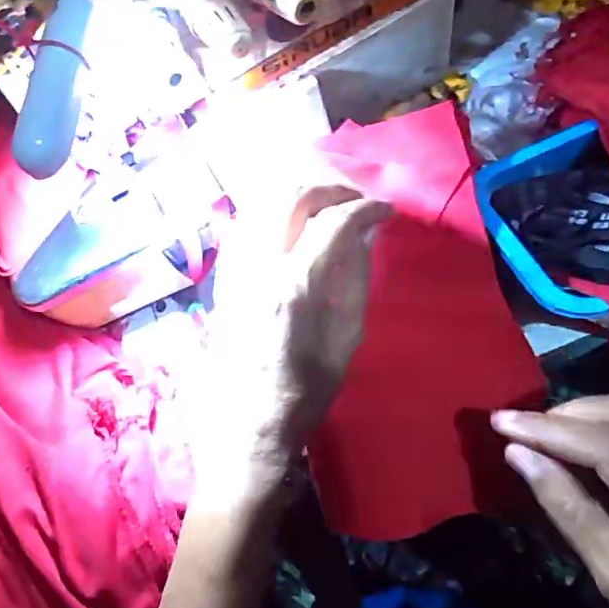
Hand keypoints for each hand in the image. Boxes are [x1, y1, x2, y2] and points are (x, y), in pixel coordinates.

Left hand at [196, 185, 391, 502]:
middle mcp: (258, 265)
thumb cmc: (306, 390)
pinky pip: (247, 223)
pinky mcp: (222, 273)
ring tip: (327, 206)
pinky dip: (273, 211)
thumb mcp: (346, 339)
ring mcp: (234, 265)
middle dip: (329, 188)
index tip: (386, 211)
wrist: (245, 419)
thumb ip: (355, 278)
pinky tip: (293, 224)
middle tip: (355, 200)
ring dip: (298, 195)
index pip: (333, 222)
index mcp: (295, 286)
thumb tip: (363, 234)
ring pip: (263, 202)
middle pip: (291, 197)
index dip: (365, 208)